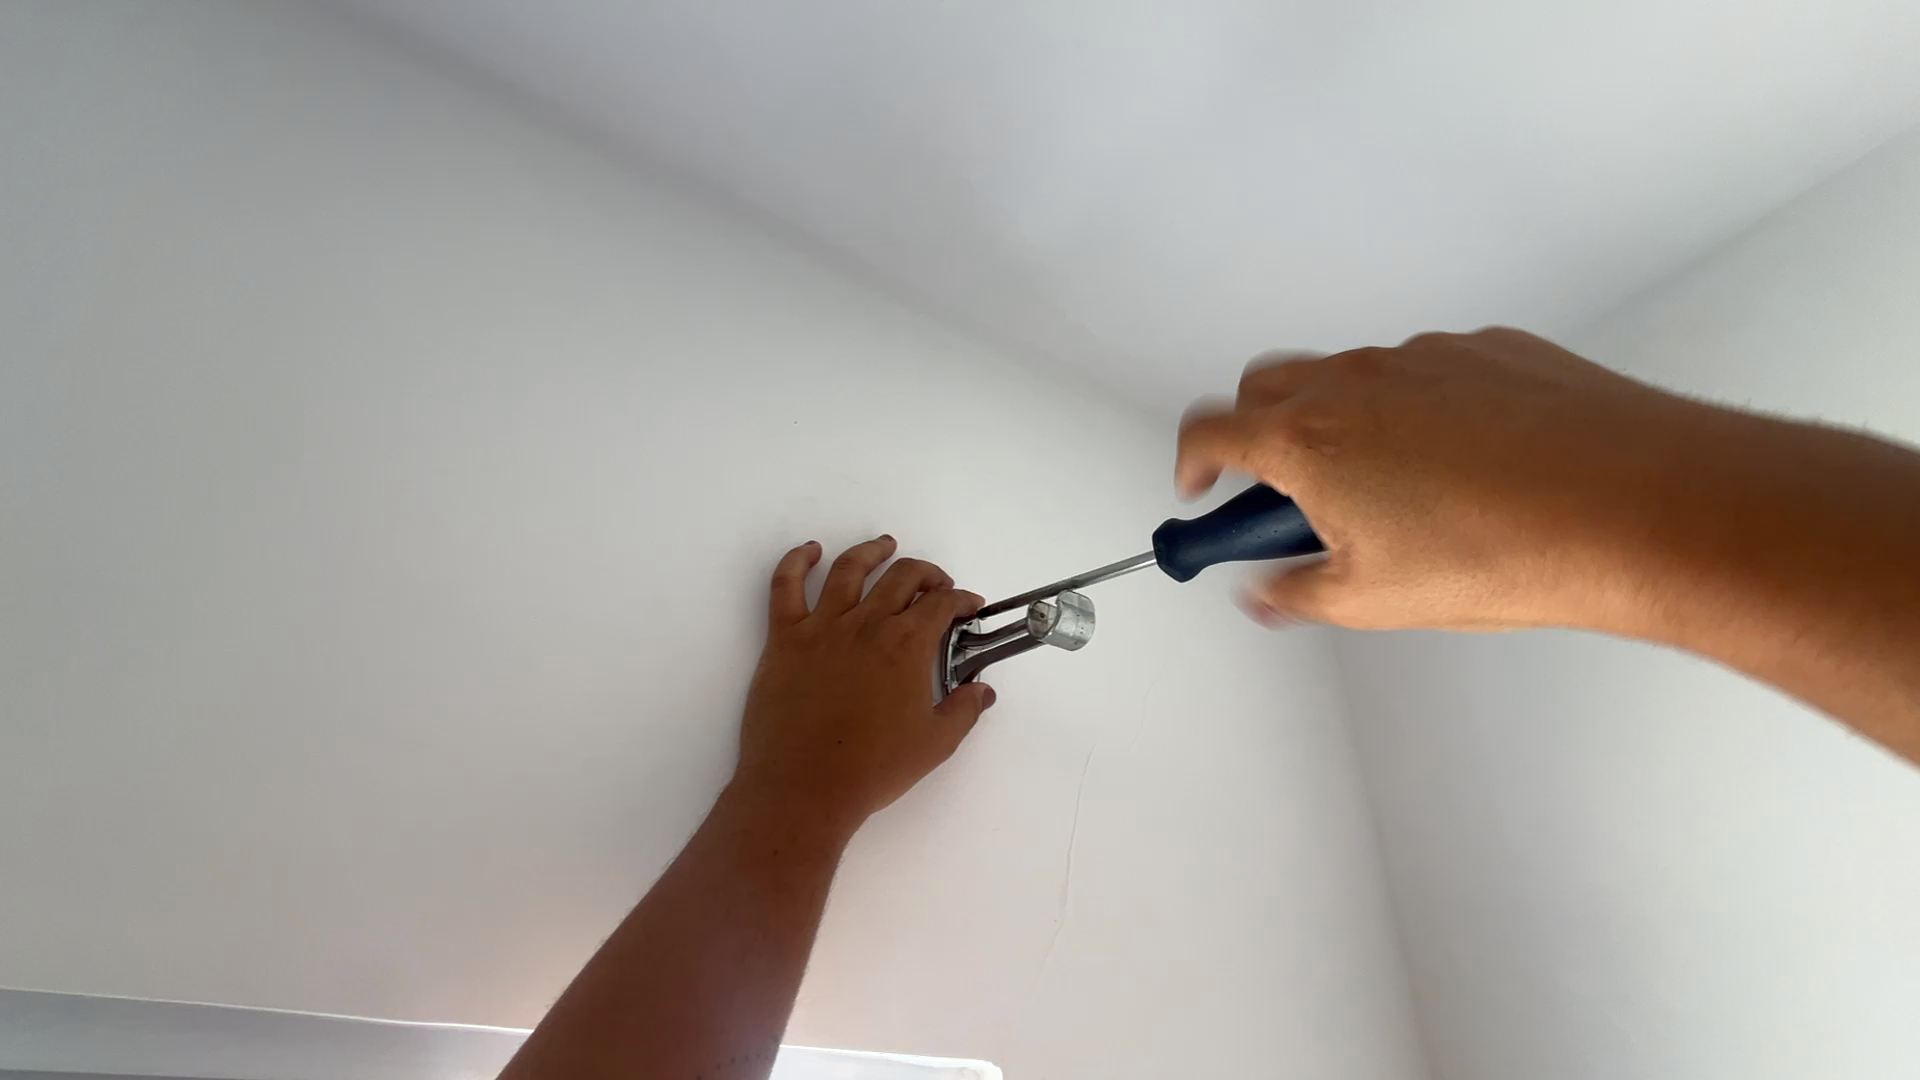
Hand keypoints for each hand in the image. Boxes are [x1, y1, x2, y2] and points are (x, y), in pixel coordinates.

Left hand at [730, 537, 995, 834]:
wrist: (804, 789)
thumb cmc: (872, 769)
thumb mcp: (934, 744)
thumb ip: (964, 710)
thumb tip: (983, 690)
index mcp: (906, 645)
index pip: (942, 604)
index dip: (962, 599)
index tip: (968, 605)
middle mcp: (867, 623)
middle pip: (903, 577)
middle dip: (928, 573)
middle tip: (936, 584)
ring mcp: (822, 626)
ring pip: (850, 569)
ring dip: (872, 551)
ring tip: (884, 545)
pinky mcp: (784, 638)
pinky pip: (785, 586)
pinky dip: (797, 560)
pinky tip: (811, 551)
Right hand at [1177, 327, 1699, 631]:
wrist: (1651, 509)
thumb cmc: (1509, 550)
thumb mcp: (1367, 600)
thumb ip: (1290, 593)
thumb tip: (1266, 591)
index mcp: (1307, 439)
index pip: (1207, 431)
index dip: (1189, 463)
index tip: (1198, 486)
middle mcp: (1353, 384)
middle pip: (1261, 389)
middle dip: (1250, 435)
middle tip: (1282, 494)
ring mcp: (1420, 360)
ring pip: (1338, 378)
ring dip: (1328, 423)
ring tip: (1379, 489)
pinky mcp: (1485, 351)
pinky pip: (1413, 372)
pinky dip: (1402, 409)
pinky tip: (1449, 462)